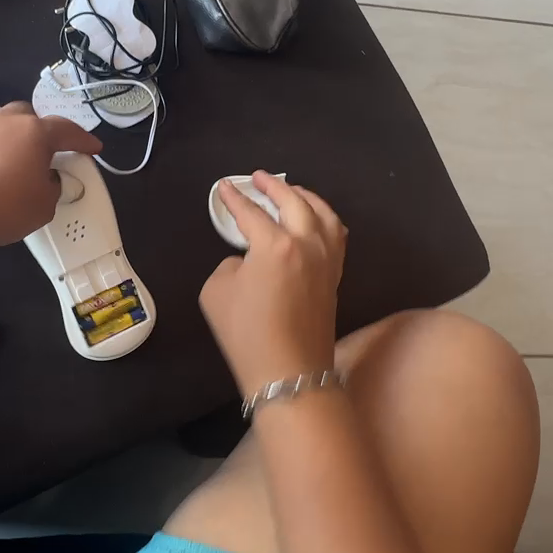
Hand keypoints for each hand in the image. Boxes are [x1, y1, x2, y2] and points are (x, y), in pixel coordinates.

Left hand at [0, 102, 101, 252]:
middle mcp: (6, 122)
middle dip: (42, 131)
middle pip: (30, 117)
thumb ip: (51, 188)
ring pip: (2, 127)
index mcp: (35, 132)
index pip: (67, 130)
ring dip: (13, 142)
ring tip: (16, 166)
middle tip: (48, 153)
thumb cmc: (2, 206)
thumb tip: (44, 180)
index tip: (93, 148)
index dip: (83, 140)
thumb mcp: (43, 206)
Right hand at [200, 172, 347, 394]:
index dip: (234, 199)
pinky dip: (324, 219)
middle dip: (274, 187)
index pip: (251, 213)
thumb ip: (230, 265)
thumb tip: (247, 261)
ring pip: (323, 214)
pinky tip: (315, 220)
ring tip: (292, 191)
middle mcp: (307, 244)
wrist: (289, 374)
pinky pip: (335, 235)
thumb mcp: (217, 292)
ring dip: (306, 197)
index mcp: (275, 245)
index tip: (224, 187)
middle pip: (294, 202)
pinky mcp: (335, 277)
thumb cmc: (247, 334)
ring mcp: (327, 260)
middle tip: (258, 178)